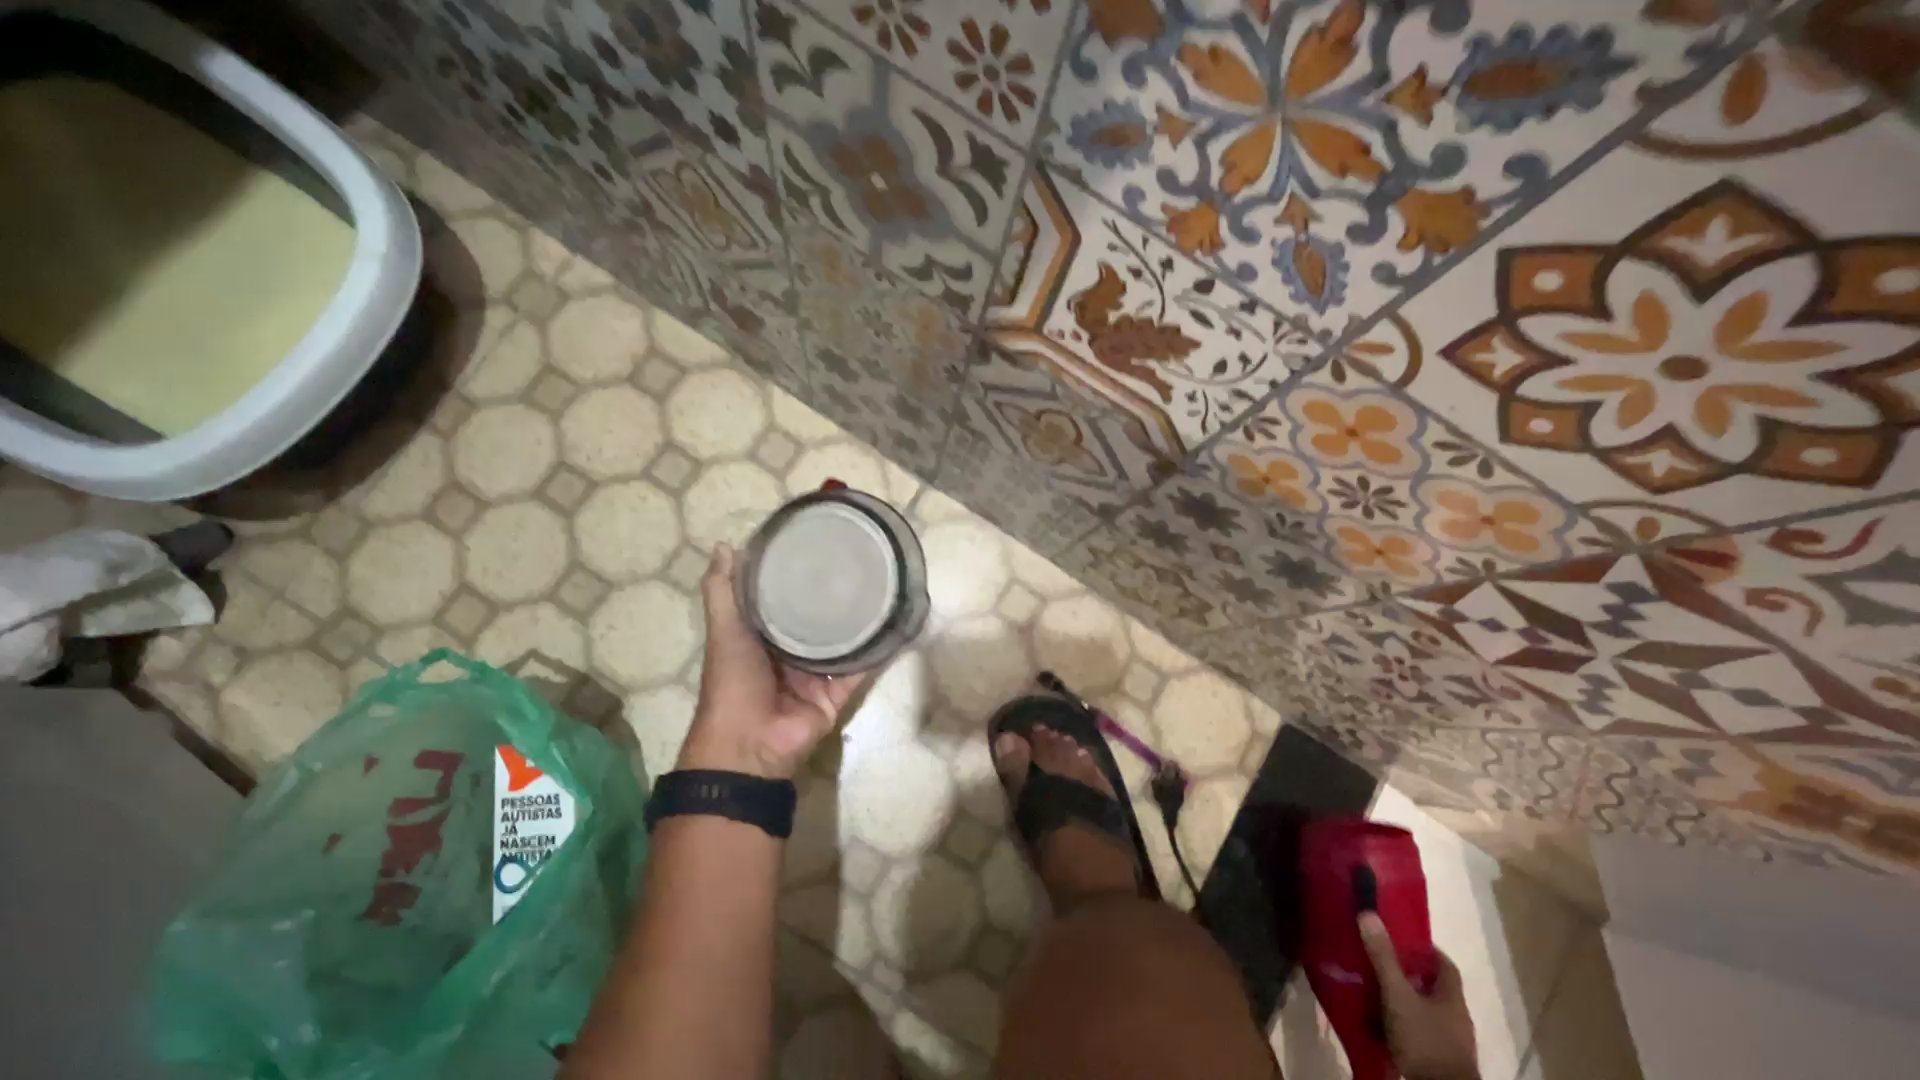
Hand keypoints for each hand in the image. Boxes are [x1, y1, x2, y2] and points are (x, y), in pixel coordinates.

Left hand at [677, 544, 868, 780]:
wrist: (748, 742)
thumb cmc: (732, 680)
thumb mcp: (724, 629)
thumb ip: (722, 591)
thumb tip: (724, 545)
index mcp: (760, 638)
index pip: (780, 600)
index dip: (792, 575)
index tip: (813, 544)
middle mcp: (788, 655)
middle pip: (814, 621)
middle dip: (831, 597)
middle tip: (857, 562)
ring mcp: (814, 677)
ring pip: (841, 643)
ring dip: (857, 623)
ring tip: (881, 587)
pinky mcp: (836, 696)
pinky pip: (859, 670)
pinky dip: (874, 653)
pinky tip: (893, 626)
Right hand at [1359, 912, 1478, 1079]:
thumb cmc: (1424, 1040)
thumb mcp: (1398, 996)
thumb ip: (1384, 959)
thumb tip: (1369, 915)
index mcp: (1452, 997)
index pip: (1444, 964)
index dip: (1424, 950)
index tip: (1400, 940)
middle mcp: (1456, 1016)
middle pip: (1433, 988)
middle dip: (1408, 976)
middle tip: (1379, 965)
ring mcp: (1450, 1040)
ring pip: (1425, 1011)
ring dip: (1404, 1002)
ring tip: (1375, 995)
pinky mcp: (1439, 1059)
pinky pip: (1419, 1033)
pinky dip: (1402, 1026)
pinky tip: (1383, 1027)